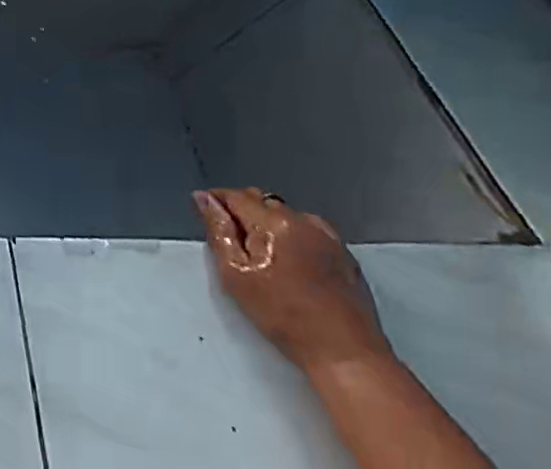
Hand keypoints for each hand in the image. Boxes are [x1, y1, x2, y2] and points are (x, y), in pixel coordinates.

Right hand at [194, 188, 394, 374]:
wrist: (346, 354)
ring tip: (264, 253)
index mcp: (273, 223)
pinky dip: (293, 234)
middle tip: (234, 242)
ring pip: (285, 213)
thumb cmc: (282, 316)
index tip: (206, 215)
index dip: (216, 201)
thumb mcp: (236, 275)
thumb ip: (219, 231)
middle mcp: (302, 219)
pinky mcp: (344, 252)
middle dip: (242, 211)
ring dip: (268, 222)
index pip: (235, 196)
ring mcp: (327, 235)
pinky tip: (292, 260)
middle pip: (261, 200)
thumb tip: (204, 198)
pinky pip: (308, 228)